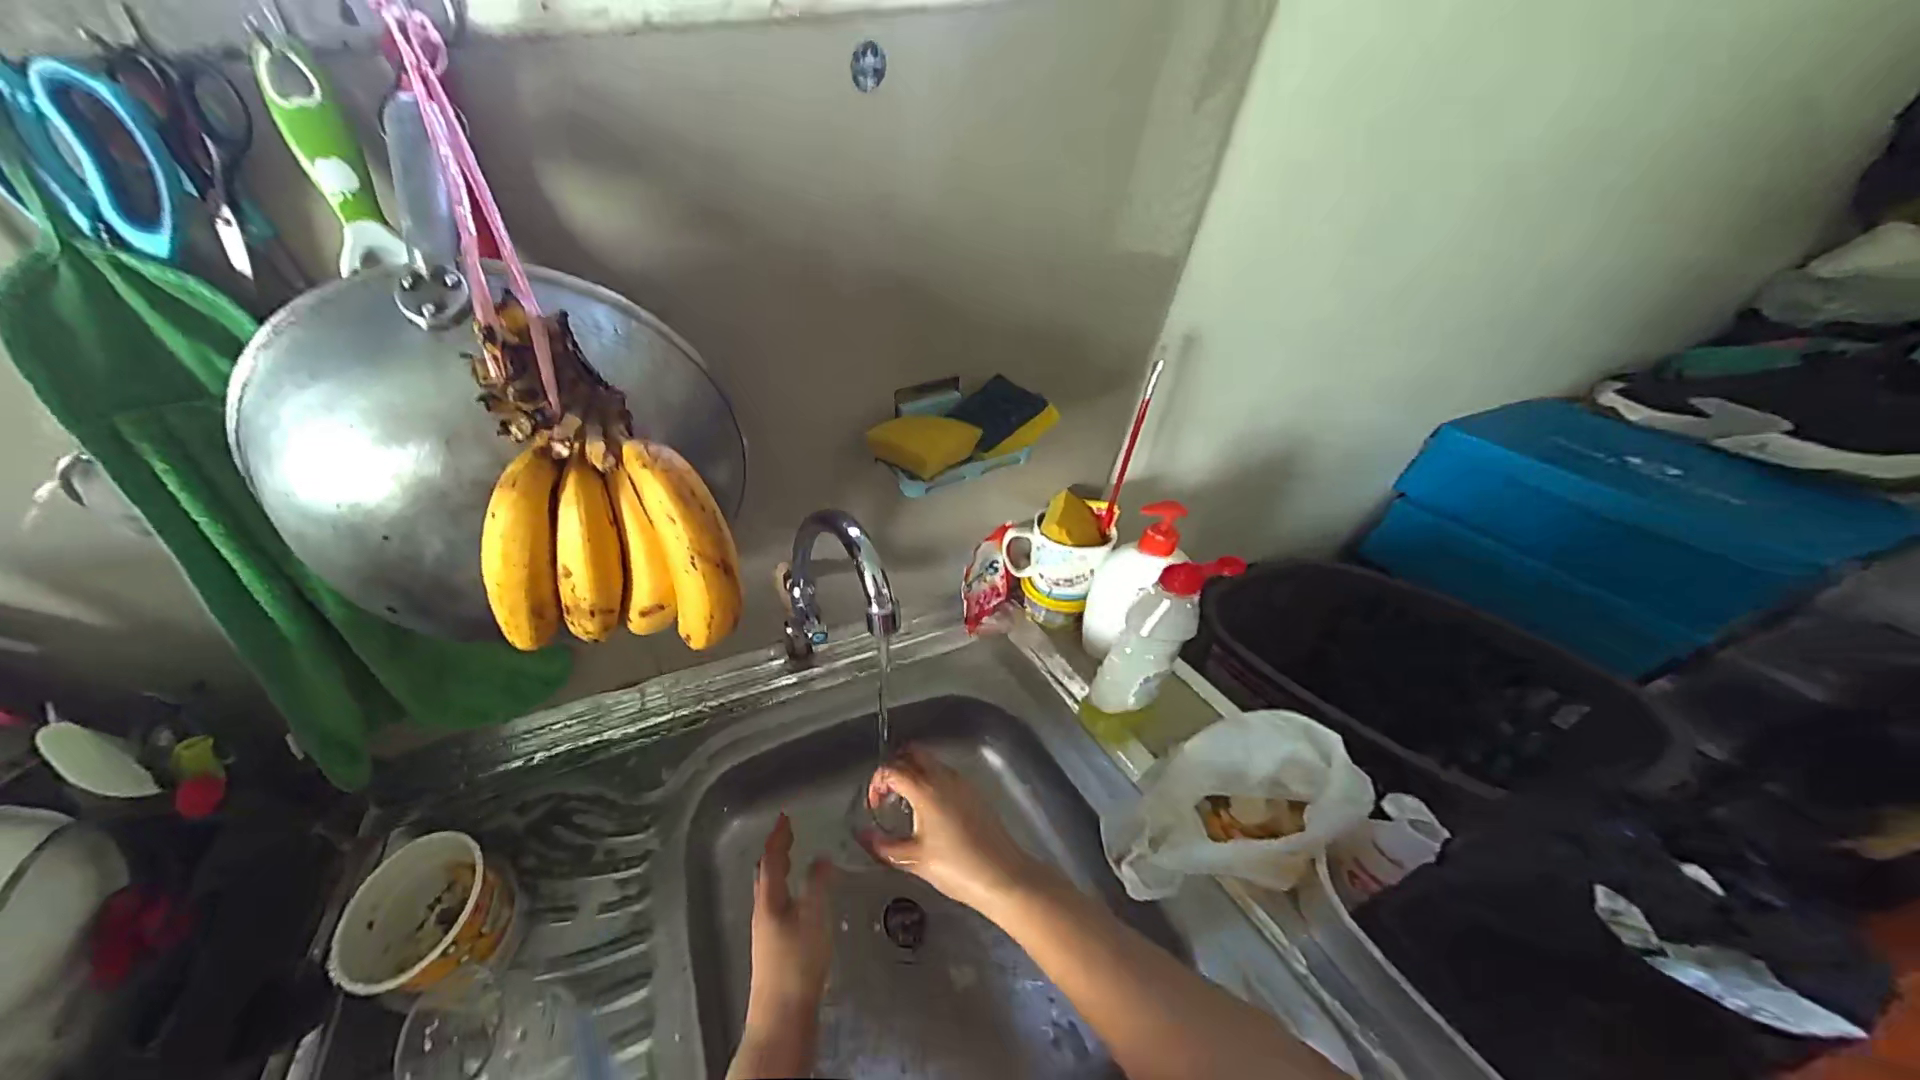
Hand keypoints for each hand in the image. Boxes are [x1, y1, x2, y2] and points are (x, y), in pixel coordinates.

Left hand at [747, 813, 832, 1013]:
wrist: (782, 1016)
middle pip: (765, 874)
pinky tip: (799, 899)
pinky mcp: (774, 946)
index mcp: (769, 900)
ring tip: (793, 858)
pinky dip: (785, 888)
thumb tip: (820, 858)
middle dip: (776, 851)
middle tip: (788, 833)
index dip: (778, 836)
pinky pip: (776, 903)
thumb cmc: (798, 962)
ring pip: (769, 890)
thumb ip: (818, 886)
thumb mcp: (814, 918)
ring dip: (779, 870)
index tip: (784, 816)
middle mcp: (763, 911)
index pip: (770, 859)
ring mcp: (765, 931)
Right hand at [861, 746, 1048, 916]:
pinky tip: (929, 810)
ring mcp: (962, 782)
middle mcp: (944, 777)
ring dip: (913, 771)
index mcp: (925, 789)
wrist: (1002, 875)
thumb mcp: (913, 860)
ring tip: (905, 803)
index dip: (877, 782)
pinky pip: (945, 773)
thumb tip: (862, 835)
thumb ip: (882, 845)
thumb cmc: (955, 867)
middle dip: (895, 766)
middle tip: (886, 794)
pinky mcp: (973, 791)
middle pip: (913, 753)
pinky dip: (930, 779)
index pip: (893, 768)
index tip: (874, 804)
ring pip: (931, 761)